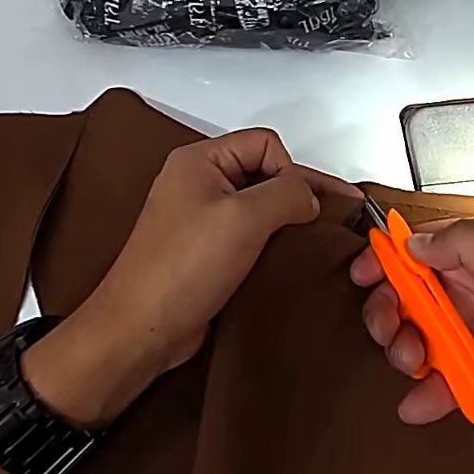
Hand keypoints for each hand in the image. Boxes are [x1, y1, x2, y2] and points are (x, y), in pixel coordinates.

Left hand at [25, 129, 359, 426]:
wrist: (142, 330)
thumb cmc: (179, 271)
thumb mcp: (244, 218)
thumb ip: (288, 194)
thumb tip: (311, 197)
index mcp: (200, 161)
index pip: (265, 144)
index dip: (291, 170)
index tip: (302, 204)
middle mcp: (199, 183)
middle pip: (265, 170)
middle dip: (297, 192)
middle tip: (331, 213)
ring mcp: (202, 216)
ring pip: (261, 203)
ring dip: (287, 218)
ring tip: (314, 236)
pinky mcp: (208, 248)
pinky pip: (251, 231)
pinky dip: (273, 239)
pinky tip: (290, 254)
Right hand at [350, 213, 473, 423]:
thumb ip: (465, 244)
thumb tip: (414, 243)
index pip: (422, 246)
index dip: (388, 258)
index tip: (364, 275)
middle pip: (415, 294)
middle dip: (392, 311)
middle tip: (391, 331)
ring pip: (428, 336)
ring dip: (410, 351)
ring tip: (413, 364)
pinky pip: (454, 376)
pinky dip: (435, 391)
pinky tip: (421, 403)